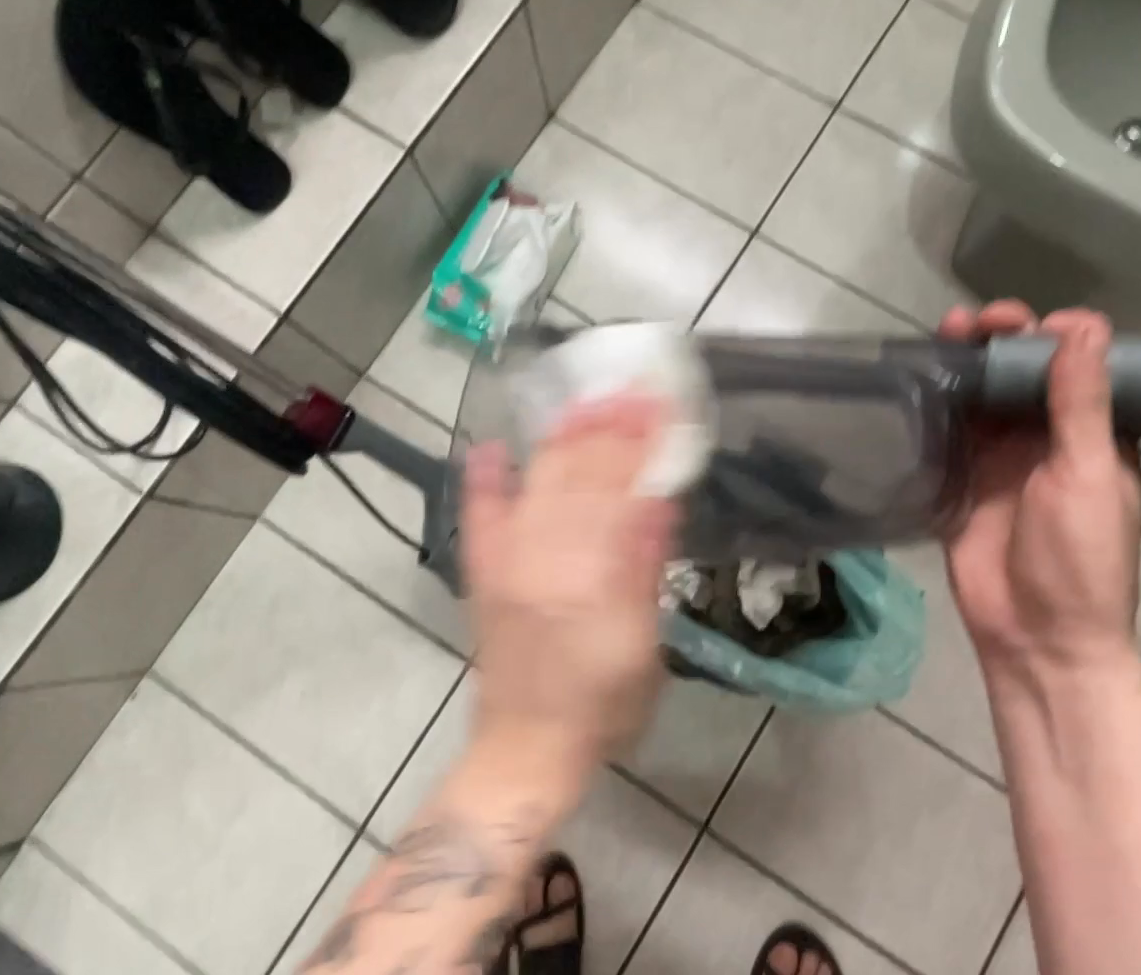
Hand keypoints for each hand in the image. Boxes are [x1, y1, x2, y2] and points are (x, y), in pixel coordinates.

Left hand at [460, 394, 679, 769]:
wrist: (528, 750)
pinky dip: (485, 480)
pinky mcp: (483, 574)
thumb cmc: (603, 708)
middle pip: (579, 478)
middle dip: (607, 429)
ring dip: (562, 440)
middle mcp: (546, 559)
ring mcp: (508, 563)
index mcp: (594, 579)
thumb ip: (646, 571)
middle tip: (630, 391)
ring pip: (538, 485)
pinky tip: (491, 447)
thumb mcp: (645, 648)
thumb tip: (657, 499)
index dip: (641, 445)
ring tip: (585, 403)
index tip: (659, 407)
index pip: (621, 492)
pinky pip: (481, 517)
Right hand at [940, 302, 1140, 674]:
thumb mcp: (1087, 476)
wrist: (1034, 635)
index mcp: (1092, 436)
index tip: (1035, 326)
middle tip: (979, 323)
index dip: (1058, 337)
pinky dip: (937, 403)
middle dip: (1005, 340)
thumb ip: (1080, 404)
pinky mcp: (961, 481)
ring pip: (984, 396)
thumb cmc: (1078, 559)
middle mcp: (1046, 439)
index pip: (1078, 367)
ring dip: (969, 363)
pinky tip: (919, 376)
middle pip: (1024, 374)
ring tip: (946, 332)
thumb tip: (1082, 327)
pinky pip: (949, 431)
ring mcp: (999, 460)